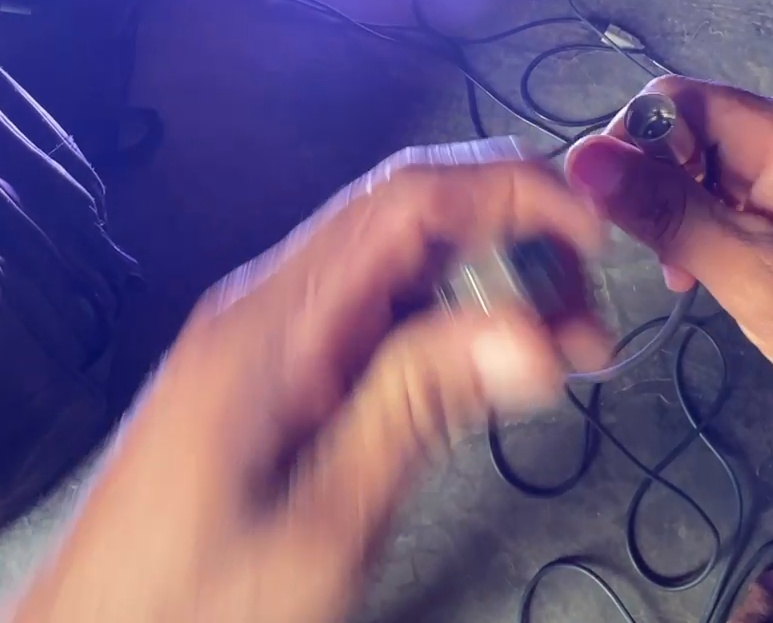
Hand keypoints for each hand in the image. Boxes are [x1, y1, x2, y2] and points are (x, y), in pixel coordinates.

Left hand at [14, 141, 610, 622]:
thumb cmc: (185, 610)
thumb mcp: (318, 526)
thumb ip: (418, 410)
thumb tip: (530, 332)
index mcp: (274, 320)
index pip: (409, 199)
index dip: (509, 192)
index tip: (586, 232)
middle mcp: (275, 297)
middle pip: (413, 209)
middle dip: (516, 233)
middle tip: (583, 311)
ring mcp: (279, 321)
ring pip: (408, 252)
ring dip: (494, 276)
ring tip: (560, 344)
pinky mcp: (288, 353)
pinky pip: (387, 301)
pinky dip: (457, 314)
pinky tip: (493, 358)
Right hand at [564, 77, 772, 446]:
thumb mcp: (750, 273)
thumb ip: (664, 211)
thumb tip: (581, 158)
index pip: (677, 99)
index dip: (630, 140)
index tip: (603, 203)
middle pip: (683, 130)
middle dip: (649, 180)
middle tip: (642, 245)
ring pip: (692, 166)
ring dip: (667, 210)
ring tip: (672, 268)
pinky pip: (714, 198)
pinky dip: (691, 228)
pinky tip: (690, 273)